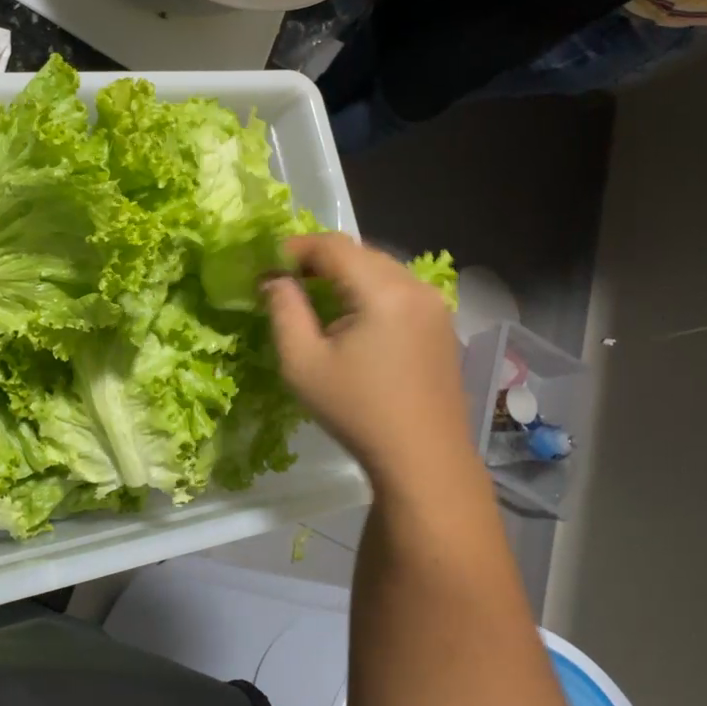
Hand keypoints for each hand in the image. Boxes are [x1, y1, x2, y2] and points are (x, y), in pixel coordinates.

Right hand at [261, 234, 471, 484]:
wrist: (424, 459)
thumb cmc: (357, 411)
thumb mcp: (302, 362)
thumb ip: (283, 309)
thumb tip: (274, 279)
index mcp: (383, 291)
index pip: (333, 245)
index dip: (294, 248)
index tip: (265, 266)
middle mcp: (416, 287)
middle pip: (359, 252)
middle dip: (318, 260)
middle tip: (283, 283)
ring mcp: (435, 306)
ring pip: (380, 269)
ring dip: (344, 275)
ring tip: (312, 301)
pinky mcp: (441, 325)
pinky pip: (398, 290)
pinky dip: (368, 291)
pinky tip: (350, 321)